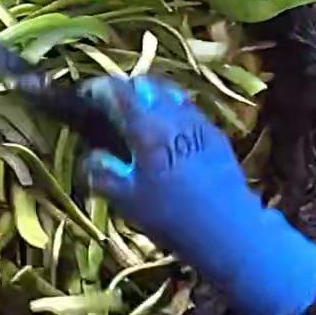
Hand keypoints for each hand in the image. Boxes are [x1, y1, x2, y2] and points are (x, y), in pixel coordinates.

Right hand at [80, 75, 315, 314]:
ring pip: (169, 92)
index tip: (85, 95)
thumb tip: (90, 155)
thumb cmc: (171, 215)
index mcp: (145, 127)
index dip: (97, 87)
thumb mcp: (126, 199)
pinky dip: (173, 113)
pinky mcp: (216, 134)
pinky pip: (189, 111)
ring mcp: (197, 122)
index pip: (117, 90)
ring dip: (151, 97)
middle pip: (145, 83)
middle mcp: (172, 115)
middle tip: (113, 106)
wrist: (230, 231)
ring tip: (141, 117)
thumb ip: (101, 172)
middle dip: (126, 88)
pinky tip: (170, 137)